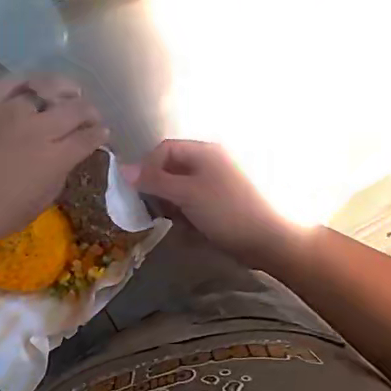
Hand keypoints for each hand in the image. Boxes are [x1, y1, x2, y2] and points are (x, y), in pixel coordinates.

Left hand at [0, 75, 104, 257]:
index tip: (102, 135)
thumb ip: (55, 179)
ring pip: (46, 89)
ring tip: (70, 93)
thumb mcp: (34, 208)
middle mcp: (37, 129)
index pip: (88, 138)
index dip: (100, 136)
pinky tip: (36, 85)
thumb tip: (63, 161)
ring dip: (64, 92)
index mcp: (54, 160)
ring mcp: (8, 112)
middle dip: (89, 112)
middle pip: (75, 109)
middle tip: (91, 116)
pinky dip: (30, 81)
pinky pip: (12, 82)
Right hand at [130, 140, 306, 272]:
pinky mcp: (222, 205)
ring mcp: (218, 185)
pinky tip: (192, 230)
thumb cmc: (226, 211)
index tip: (138, 192)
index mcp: (205, 152)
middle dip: (160, 190)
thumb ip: (154, 181)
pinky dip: (187, 215)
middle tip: (156, 211)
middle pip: (172, 169)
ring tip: (178, 223)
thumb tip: (122, 169)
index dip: (147, 167)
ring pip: (181, 190)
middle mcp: (211, 163)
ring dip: (173, 206)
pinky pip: (194, 204)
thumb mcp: (186, 194)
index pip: (165, 149)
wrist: (268, 240)